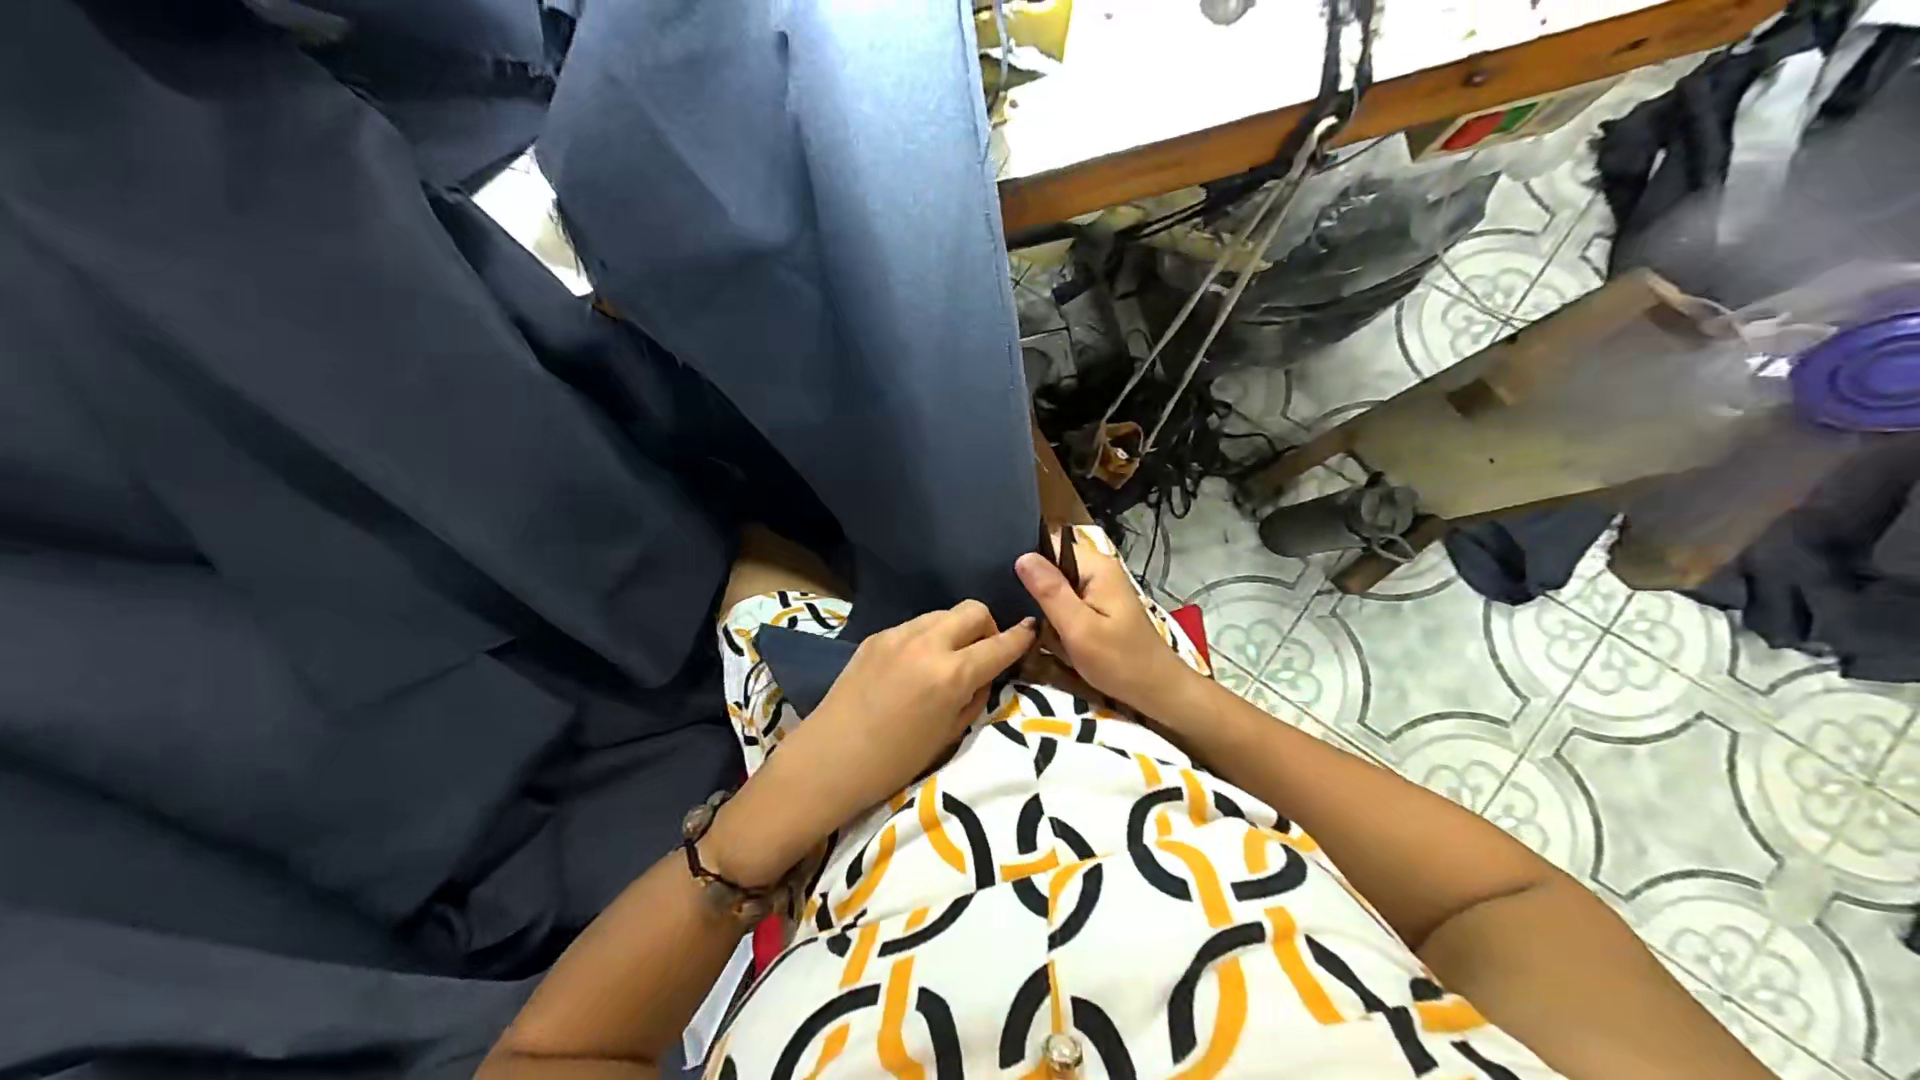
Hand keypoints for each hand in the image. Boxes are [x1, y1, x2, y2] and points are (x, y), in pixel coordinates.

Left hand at [706, 601, 1034, 885]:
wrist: (830, 758)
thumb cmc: (895, 761)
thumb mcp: (950, 733)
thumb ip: (974, 695)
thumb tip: (985, 672)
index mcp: (951, 674)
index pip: (999, 644)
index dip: (1021, 637)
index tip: (1031, 631)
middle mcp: (928, 643)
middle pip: (973, 610)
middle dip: (987, 626)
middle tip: (983, 651)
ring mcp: (898, 635)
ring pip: (942, 613)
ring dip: (955, 629)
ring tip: (948, 658)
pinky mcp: (876, 636)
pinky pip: (915, 626)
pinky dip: (928, 637)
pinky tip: (916, 665)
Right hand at [1014, 530, 1201, 716]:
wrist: (1156, 691)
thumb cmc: (1119, 661)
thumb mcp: (1079, 629)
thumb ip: (1050, 592)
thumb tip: (1022, 556)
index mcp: (1096, 567)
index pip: (1049, 546)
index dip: (1026, 561)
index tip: (1004, 583)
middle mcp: (1098, 570)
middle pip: (1051, 566)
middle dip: (1033, 588)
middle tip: (1017, 611)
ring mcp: (1098, 588)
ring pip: (1055, 587)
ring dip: (1043, 606)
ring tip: (1028, 624)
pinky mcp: (1096, 606)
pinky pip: (1065, 603)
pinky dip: (1055, 617)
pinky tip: (1046, 633)